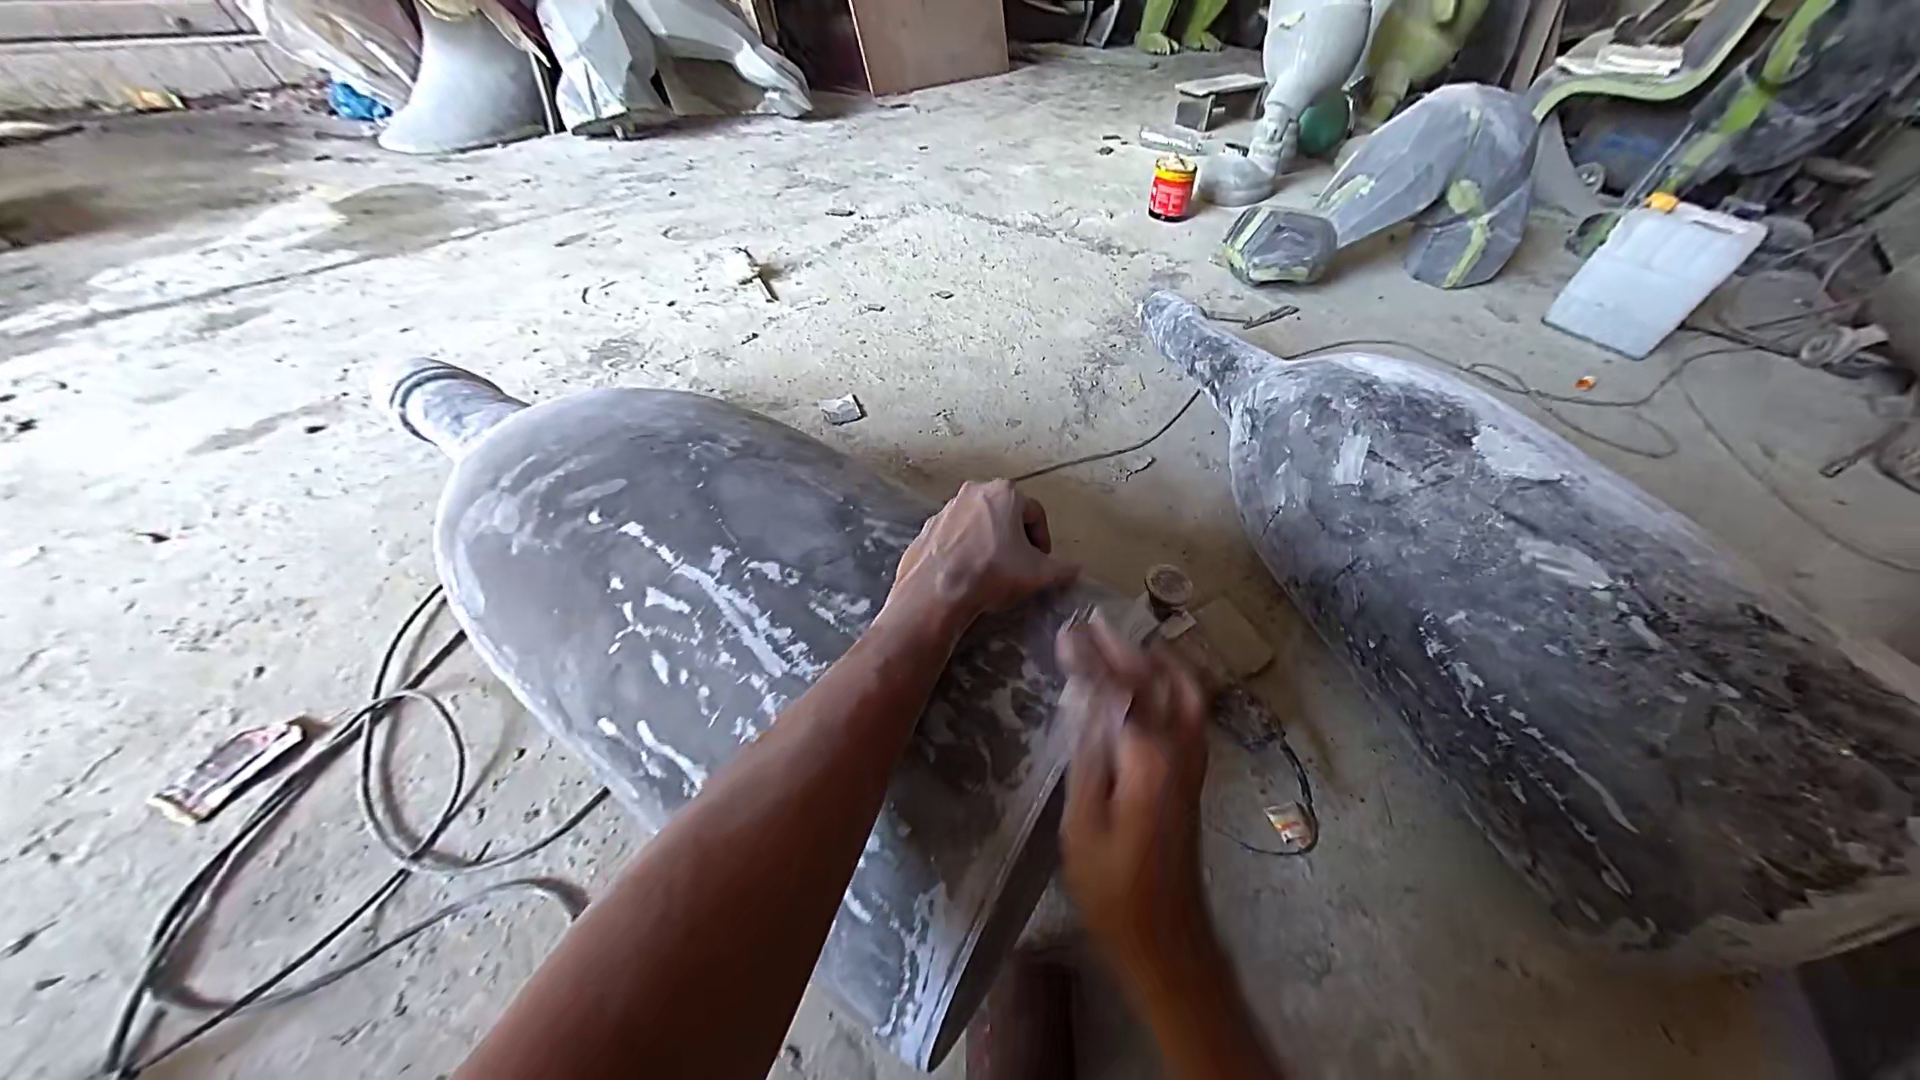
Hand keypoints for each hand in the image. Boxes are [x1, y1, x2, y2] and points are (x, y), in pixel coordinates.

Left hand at [884, 480, 1078, 633]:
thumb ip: (1063, 569)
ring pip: (977, 525)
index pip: (1035, 514)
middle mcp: (973, 492)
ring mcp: (945, 510)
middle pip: (1004, 515)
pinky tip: (965, 575)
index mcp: (1005, 493)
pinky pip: (953, 539)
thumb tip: (1076, 570)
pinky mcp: (926, 530)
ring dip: (988, 543)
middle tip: (1019, 566)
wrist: (936, 592)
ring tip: (991, 572)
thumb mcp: (1039, 574)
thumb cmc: (992, 572)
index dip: (1043, 540)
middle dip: (1014, 539)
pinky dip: (962, 552)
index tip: (1042, 563)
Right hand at [1058, 618, 1210, 976]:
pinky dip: (1171, 684)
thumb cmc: (1114, 890)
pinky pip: (1190, 712)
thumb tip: (1085, 702)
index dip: (1093, 656)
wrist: (1168, 938)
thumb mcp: (1083, 825)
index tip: (1067, 630)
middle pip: (1163, 681)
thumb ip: (1088, 757)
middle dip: (1128, 647)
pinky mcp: (1193, 778)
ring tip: (1124, 642)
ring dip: (1157, 660)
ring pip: (1188, 693)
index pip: (1122, 689)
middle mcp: (1181, 753)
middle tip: (1095, 623)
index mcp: (1151, 762)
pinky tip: (1149, 685)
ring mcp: (1193, 765)